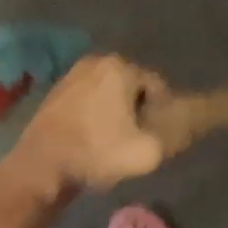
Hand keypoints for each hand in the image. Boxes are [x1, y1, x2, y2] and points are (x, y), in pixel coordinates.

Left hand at [5, 55, 169, 196]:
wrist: (42, 165)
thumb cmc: (97, 152)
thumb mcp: (148, 151)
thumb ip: (173, 134)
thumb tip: (185, 124)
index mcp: (120, 67)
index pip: (158, 87)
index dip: (161, 114)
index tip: (152, 138)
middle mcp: (96, 61)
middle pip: (133, 87)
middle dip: (137, 111)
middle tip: (132, 141)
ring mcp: (72, 74)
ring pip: (110, 93)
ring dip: (116, 112)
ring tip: (111, 141)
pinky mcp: (57, 90)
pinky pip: (89, 98)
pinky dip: (95, 114)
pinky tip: (91, 137)